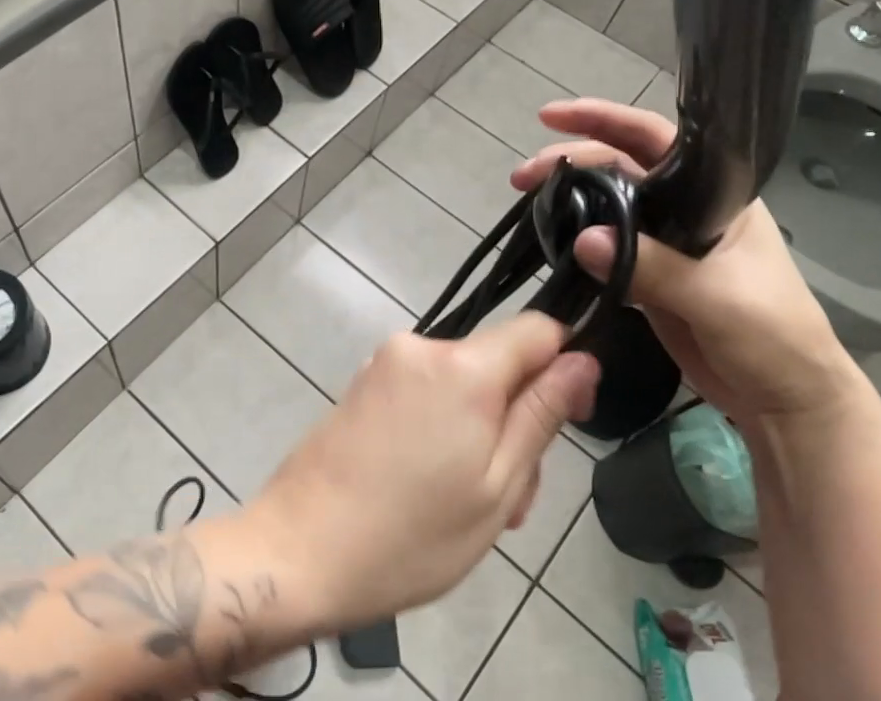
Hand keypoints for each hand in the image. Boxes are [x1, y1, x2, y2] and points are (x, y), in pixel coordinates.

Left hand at [243, 315, 598, 632]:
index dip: (565, 366)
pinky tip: (428, 490)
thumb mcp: (497, 486)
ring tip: (468, 506)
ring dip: (477, 434)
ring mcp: (381, 366)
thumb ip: (541, 415)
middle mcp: (418, 348)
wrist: (298, 553)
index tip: (568, 420)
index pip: (537, 329)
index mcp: (461, 366)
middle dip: (515, 419)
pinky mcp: (359, 389)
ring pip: (460, 385)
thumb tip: (582, 359)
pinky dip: (440, 430)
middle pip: (496, 363)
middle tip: (510, 497)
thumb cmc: (411, 536)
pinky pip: (422, 394)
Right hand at [510, 98, 870, 431]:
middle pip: (621, 170)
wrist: (786, 401)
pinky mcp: (651, 278)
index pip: (656, 140)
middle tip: (523, 175)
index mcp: (718, 196)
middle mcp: (689, 211)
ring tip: (526, 201)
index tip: (553, 116)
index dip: (605, 120)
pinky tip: (548, 240)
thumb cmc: (773, 337)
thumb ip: (651, 266)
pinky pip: (606, 249)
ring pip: (609, 207)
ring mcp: (668, 245)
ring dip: (568, 200)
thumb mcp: (717, 297)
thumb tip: (582, 239)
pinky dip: (576, 241)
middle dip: (572, 163)